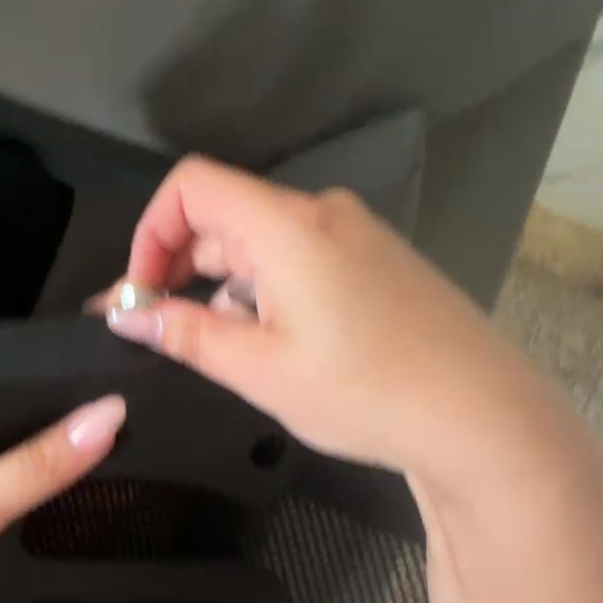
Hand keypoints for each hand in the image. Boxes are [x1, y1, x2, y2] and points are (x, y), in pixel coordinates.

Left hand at [0, 395, 126, 602]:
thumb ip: (36, 466)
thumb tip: (107, 414)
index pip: (13, 404)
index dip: (61, 394)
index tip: (119, 383)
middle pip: (21, 446)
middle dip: (66, 439)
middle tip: (133, 425)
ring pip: (20, 487)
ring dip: (56, 480)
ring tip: (120, 461)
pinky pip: (15, 525)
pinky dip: (43, 519)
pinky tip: (75, 514)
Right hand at [100, 157, 578, 481]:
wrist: (477, 415)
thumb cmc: (362, 391)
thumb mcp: (258, 369)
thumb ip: (185, 334)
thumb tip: (124, 314)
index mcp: (286, 227)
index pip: (191, 187)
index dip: (149, 233)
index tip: (139, 296)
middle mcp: (319, 214)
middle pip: (222, 215)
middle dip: (176, 267)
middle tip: (154, 330)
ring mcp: (352, 235)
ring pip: (257, 243)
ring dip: (217, 286)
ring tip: (211, 348)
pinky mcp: (372, 262)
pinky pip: (294, 259)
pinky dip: (258, 290)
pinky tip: (265, 343)